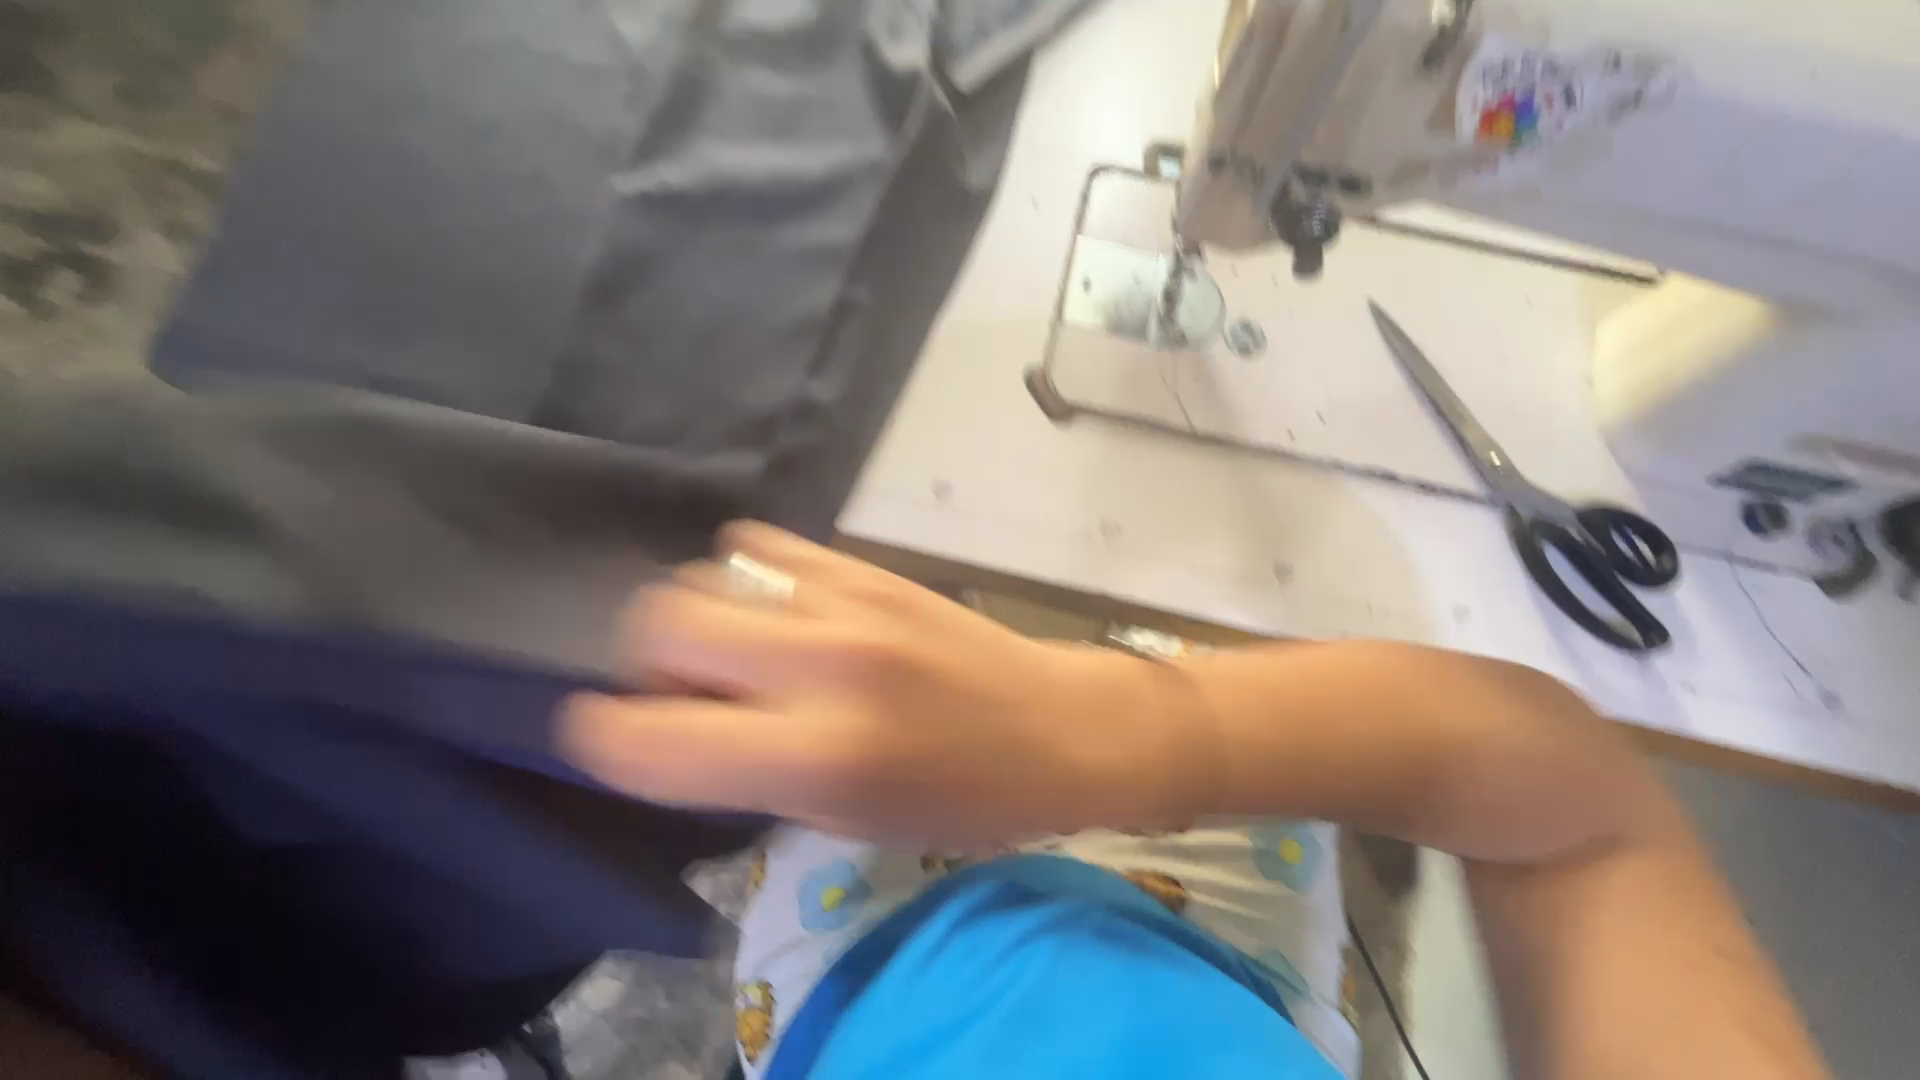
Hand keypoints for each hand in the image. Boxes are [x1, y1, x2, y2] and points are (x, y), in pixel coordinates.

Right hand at [558, 522, 1215, 844]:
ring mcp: (848, 601)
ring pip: (708, 573)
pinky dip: (751, 579)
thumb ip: (750, 770)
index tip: (611, 737)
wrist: (1062, 727)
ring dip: (700, 614)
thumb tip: (673, 724)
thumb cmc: (966, 801)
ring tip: (735, 647)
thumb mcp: (848, 818)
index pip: (648, 736)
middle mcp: (821, 665)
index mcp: (815, 758)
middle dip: (649, 661)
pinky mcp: (871, 567)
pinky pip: (768, 547)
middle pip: (663, 621)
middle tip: (683, 689)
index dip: (605, 738)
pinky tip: (779, 609)